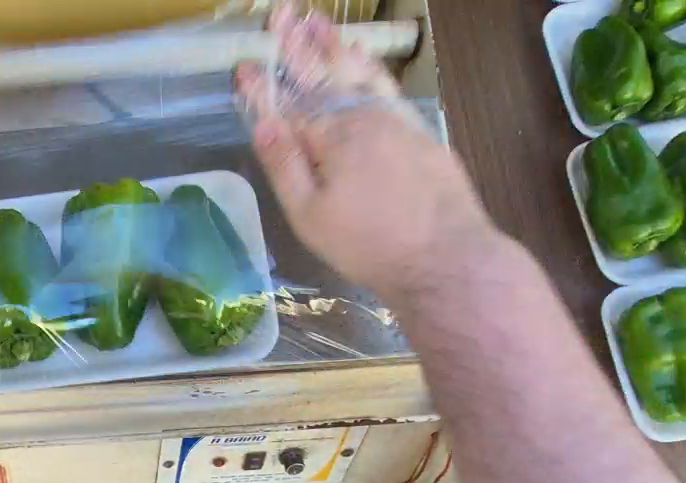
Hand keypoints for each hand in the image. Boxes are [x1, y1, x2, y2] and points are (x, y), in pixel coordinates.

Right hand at [237, 7, 495, 302]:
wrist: (442, 254)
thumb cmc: (366, 243)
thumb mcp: (311, 215)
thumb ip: (286, 166)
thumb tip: (263, 123)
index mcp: (333, 136)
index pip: (290, 103)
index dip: (264, 86)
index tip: (242, 66)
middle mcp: (365, 116)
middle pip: (326, 74)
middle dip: (301, 44)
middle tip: (284, 13)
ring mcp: (397, 119)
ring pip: (361, 72)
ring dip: (337, 47)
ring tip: (320, 23)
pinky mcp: (419, 132)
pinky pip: (387, 85)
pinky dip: (371, 66)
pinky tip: (365, 62)